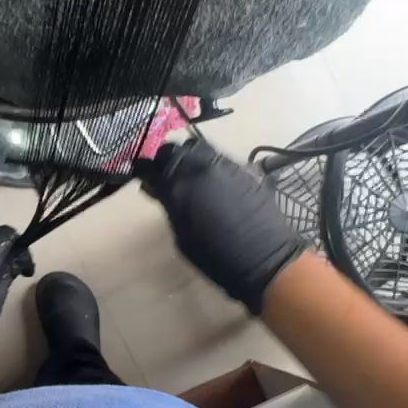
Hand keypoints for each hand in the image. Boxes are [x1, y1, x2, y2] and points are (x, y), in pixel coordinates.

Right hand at [136, 139, 308, 312]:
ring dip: (189, 160)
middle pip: (174, 149)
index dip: (143, 171)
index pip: (150, 166)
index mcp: (179, 185)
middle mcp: (201, 166)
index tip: (142, 178)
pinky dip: (209, 166)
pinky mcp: (245, 168)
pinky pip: (219, 158)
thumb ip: (169, 205)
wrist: (265, 258)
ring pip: (198, 149)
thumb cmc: (216, 257)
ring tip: (189, 178)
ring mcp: (225, 164)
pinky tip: (212, 184)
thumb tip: (157, 188)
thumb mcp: (181, 235)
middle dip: (165, 161)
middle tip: (164, 176)